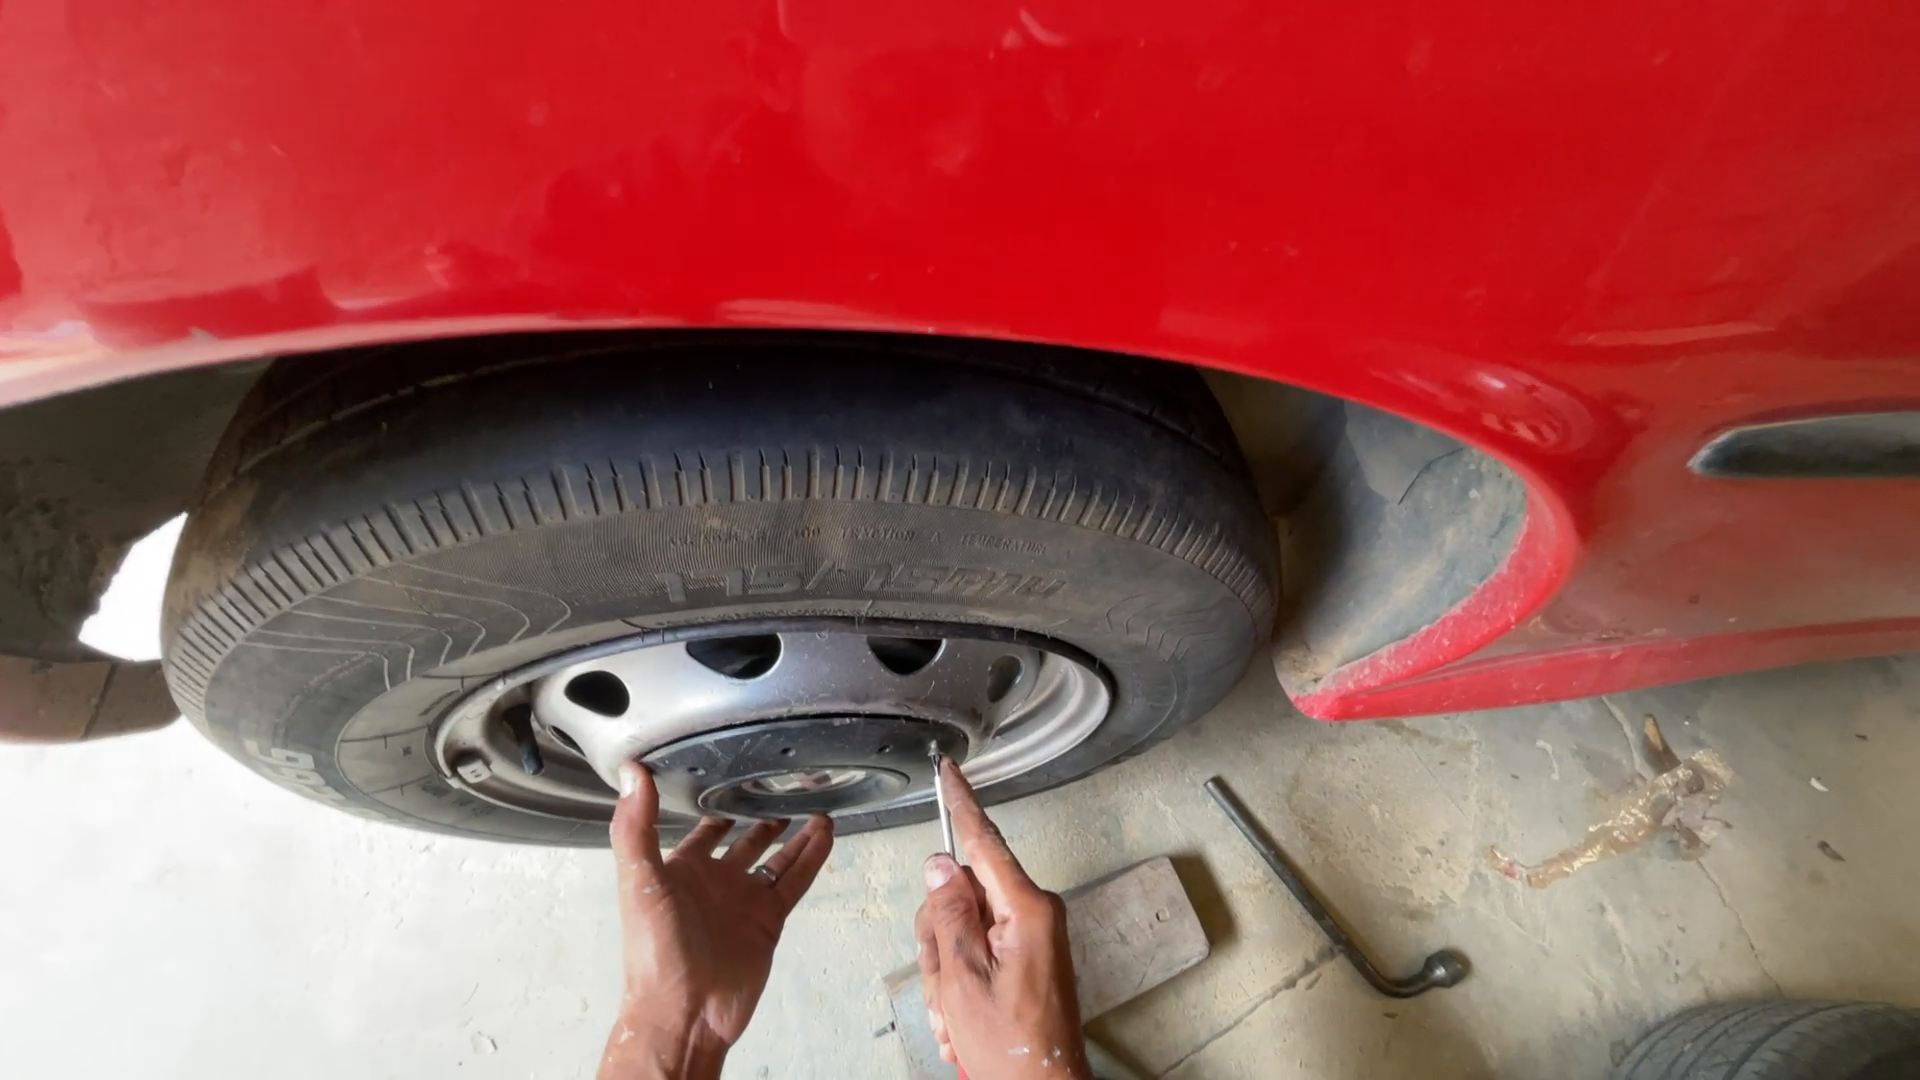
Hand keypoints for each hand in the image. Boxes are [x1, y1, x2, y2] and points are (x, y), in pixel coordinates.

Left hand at [599, 763, 833, 1079]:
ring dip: (796, 832)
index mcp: (683, 869)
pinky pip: (796, 879)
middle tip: (786, 782)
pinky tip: (827, 832)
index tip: (738, 769)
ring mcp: (746, 899)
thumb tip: (633, 771)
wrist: (687, 1013)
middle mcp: (717, 880)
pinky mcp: (770, 918)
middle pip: (746, 838)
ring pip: (778, 856)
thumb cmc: (656, 950)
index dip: (719, 800)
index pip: (705, 826)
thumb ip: (636, 828)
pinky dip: (813, 856)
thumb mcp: (641, 882)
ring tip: (815, 802)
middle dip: (763, 812)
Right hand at [915, 760, 1091, 1079]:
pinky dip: (958, 979)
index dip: (962, 802)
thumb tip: (940, 862)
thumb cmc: (1010, 1047)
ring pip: (962, 921)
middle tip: (941, 984)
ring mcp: (1028, 931)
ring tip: (954, 1014)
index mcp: (1025, 907)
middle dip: (938, 936)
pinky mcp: (1023, 950)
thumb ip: (950, 912)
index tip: (950, 770)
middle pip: (962, 891)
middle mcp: (1031, 910)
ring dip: (945, 968)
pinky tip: (962, 1017)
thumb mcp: (965, 977)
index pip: (984, 840)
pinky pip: (975, 944)